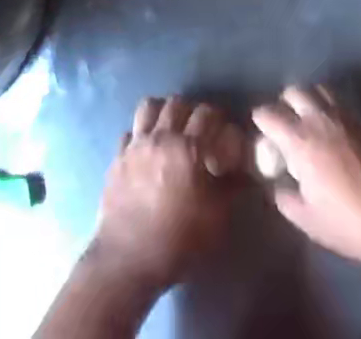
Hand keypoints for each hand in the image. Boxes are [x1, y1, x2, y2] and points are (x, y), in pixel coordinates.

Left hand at [88, 96, 244, 290]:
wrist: (129, 257)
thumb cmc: (179, 239)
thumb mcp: (216, 218)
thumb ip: (231, 188)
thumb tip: (244, 172)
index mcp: (187, 148)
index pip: (205, 114)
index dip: (218, 116)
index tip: (223, 128)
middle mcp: (160, 137)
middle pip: (176, 103)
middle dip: (190, 110)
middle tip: (198, 126)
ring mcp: (135, 145)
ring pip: (148, 107)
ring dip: (162, 110)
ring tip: (170, 126)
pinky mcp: (117, 157)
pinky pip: (129, 131)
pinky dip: (140, 132)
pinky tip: (146, 147)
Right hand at [252, 85, 360, 268]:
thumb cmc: (350, 223)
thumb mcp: (308, 221)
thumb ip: (286, 199)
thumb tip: (280, 186)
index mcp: (299, 140)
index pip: (268, 113)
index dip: (261, 123)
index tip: (265, 140)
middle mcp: (320, 120)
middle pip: (294, 92)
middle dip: (285, 104)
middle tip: (287, 128)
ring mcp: (346, 119)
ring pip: (320, 90)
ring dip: (310, 101)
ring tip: (312, 125)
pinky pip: (342, 105)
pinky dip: (332, 111)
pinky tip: (337, 135)